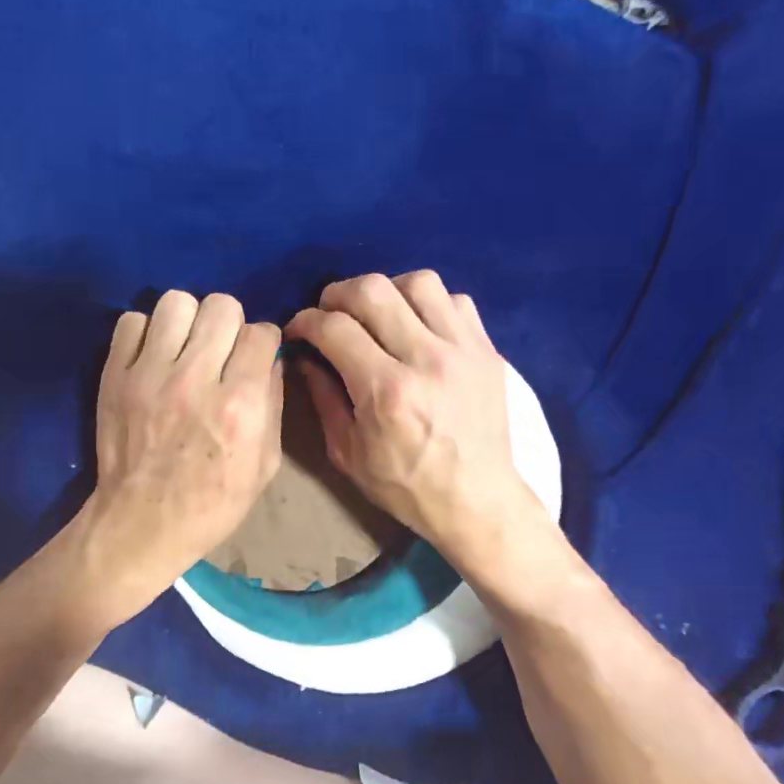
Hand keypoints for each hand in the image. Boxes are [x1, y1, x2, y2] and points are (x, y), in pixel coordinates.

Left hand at [70, 290, 283, 622]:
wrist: (142, 523)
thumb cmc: (212, 503)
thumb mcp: (265, 465)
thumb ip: (273, 404)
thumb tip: (270, 357)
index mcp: (239, 405)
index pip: (260, 332)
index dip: (262, 341)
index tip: (254, 356)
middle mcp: (195, 380)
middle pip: (222, 306)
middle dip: (230, 323)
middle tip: (220, 349)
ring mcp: (149, 374)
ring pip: (176, 302)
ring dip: (188, 320)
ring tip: (186, 346)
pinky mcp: (115, 375)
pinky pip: (132, 321)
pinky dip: (146, 331)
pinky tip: (153, 355)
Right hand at [286, 271, 541, 569]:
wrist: (477, 501)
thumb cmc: (404, 484)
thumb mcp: (347, 452)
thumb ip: (323, 396)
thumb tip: (304, 355)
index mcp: (386, 390)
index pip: (334, 327)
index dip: (305, 321)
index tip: (298, 330)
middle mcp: (426, 359)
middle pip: (372, 291)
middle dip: (336, 295)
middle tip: (329, 313)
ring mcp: (463, 350)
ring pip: (417, 282)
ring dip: (386, 291)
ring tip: (375, 313)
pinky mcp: (486, 349)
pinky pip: (454, 299)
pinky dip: (428, 303)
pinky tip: (416, 326)